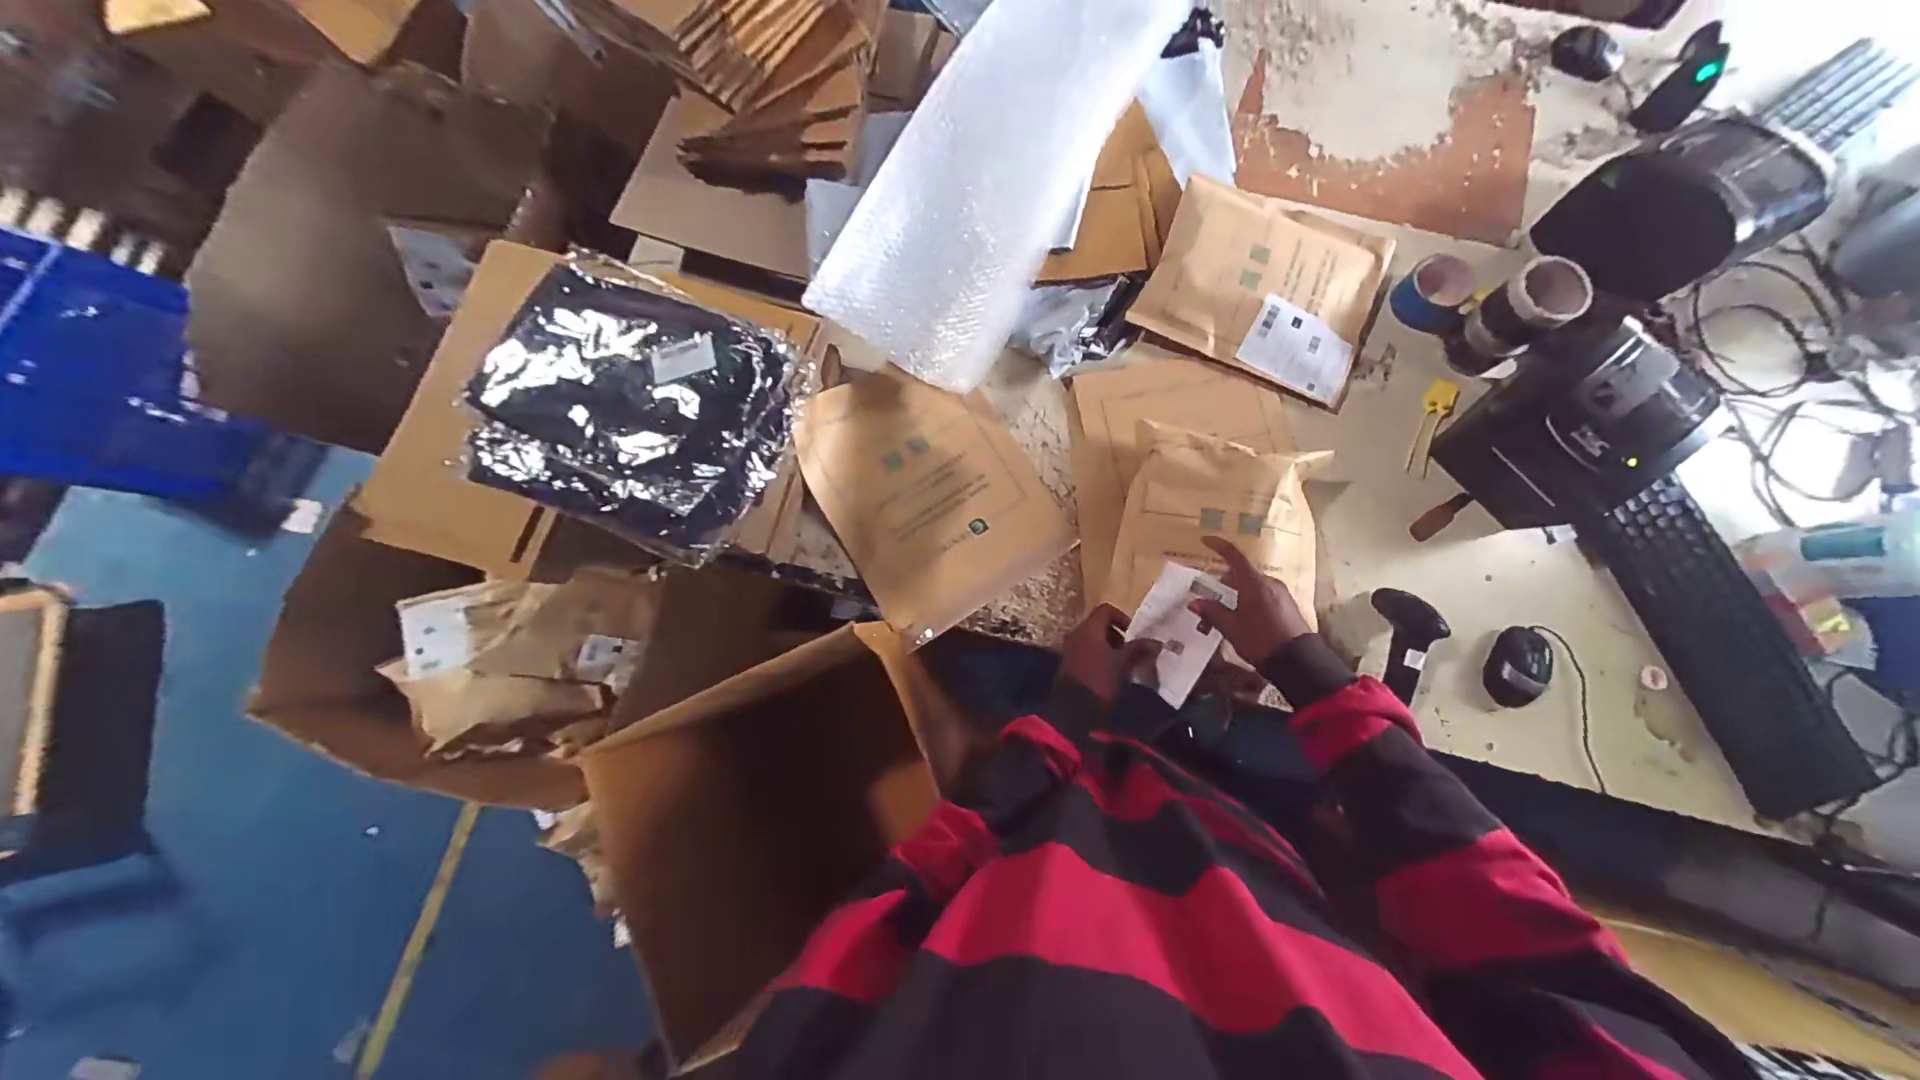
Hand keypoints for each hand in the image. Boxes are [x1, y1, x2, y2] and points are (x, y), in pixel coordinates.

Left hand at [1059, 604, 1161, 701]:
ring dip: (1110, 647)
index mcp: (1088, 629)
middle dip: (1118, 635)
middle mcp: (1076, 634)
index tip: (1133, 634)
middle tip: (1130, 650)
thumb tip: (1156, 642)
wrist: (1074, 708)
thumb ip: (1139, 649)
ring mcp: (1070, 648)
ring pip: (1093, 639)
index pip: (1105, 610)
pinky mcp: (1069, 663)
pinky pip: (1086, 651)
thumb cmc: (1100, 679)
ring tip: (1123, 663)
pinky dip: (1100, 656)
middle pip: (1099, 625)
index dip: (1122, 618)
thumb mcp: (1123, 663)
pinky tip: (1111, 672)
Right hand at [1189, 535, 1311, 666]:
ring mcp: (1281, 593)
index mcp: (1254, 584)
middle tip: (1209, 587)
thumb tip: (1193, 601)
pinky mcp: (1288, 605)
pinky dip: (1249, 596)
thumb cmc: (1261, 641)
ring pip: (1253, 583)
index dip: (1219, 546)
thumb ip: (1212, 612)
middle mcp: (1270, 583)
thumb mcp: (1232, 628)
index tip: (1205, 540)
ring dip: (1238, 589)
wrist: (1298, 662)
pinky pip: (1264, 593)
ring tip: (1224, 604)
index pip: (1235, 557)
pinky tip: (1242, 613)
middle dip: (1226, 577)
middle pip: (1243, 572)